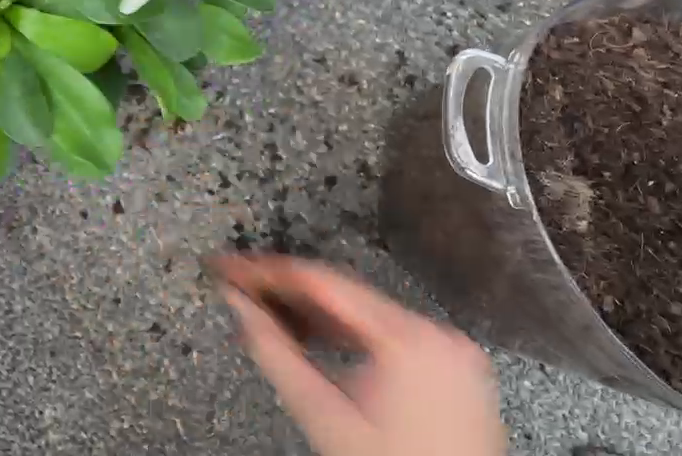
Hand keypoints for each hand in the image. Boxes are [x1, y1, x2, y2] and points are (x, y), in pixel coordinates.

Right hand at [209, 254, 504, 455]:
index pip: (320, 281)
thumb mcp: (324, 415)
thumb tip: (236, 303)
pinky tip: (314, 337)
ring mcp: (450, 347)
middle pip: (343, 293)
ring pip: (363, 310)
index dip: (267, 271)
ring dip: (314, 311)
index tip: (228, 266)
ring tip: (267, 312)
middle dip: (287, 291)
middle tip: (240, 287)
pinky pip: (387, 330)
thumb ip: (274, 353)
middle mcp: (435, 331)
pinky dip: (348, 331)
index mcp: (407, 337)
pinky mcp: (453, 365)